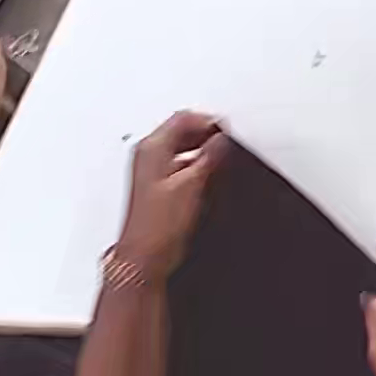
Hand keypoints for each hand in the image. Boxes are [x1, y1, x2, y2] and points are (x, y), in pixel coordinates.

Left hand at [116, 111, 227, 277]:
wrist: (147, 256)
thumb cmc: (160, 225)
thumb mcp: (192, 184)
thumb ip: (210, 156)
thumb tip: (222, 138)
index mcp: (152, 148)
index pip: (183, 118)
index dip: (209, 121)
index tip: (229, 131)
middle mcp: (149, 156)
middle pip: (181, 129)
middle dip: (206, 132)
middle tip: (228, 140)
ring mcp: (153, 171)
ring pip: (182, 145)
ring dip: (203, 147)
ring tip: (223, 156)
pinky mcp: (160, 186)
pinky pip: (181, 162)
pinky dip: (198, 162)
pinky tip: (210, 174)